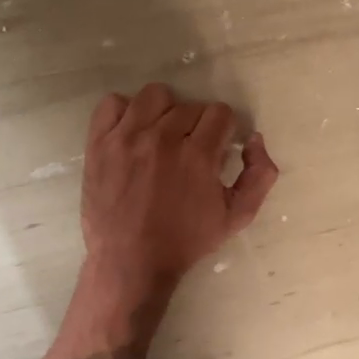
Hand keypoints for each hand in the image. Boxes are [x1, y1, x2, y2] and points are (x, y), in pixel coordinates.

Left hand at [80, 83, 277, 290]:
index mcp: (198, 155)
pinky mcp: (99, 143)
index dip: (222, 130)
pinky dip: (124, 112)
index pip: (220, 112)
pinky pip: (112, 104)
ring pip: (154, 96)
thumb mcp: (237, 217)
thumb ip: (259, 176)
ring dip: (164, 111)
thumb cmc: (185, 242)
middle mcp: (163, 139)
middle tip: (188, 153)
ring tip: (160, 136)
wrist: (130, 262)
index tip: (215, 149)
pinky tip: (131, 133)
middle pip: (190, 106)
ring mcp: (127, 138)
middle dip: (196, 127)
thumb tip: (255, 139)